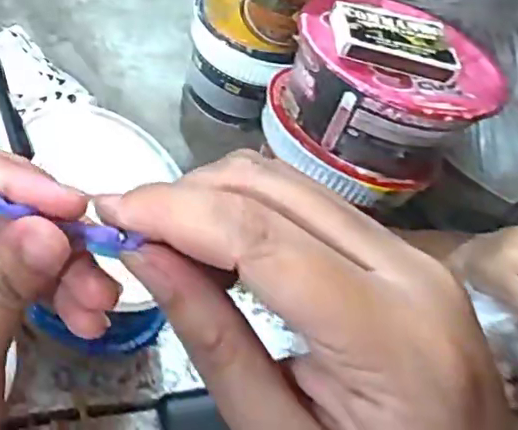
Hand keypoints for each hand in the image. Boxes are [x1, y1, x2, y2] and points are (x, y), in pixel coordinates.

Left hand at [0, 145, 121, 429]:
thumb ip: (0, 284)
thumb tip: (51, 225)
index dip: (13, 180)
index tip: (71, 206)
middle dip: (47, 225)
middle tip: (95, 260)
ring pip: (19, 229)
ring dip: (64, 261)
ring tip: (96, 306)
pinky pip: (27, 264)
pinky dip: (60, 284)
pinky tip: (86, 316)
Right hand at [97, 151, 510, 429]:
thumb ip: (210, 338)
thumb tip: (139, 249)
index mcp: (393, 341)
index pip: (255, 234)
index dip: (170, 210)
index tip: (108, 211)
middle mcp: (409, 272)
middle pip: (263, 187)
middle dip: (181, 196)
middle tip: (129, 227)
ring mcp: (408, 253)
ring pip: (276, 178)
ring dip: (207, 194)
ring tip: (167, 237)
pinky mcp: (396, 247)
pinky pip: (298, 196)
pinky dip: (239, 204)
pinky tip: (214, 241)